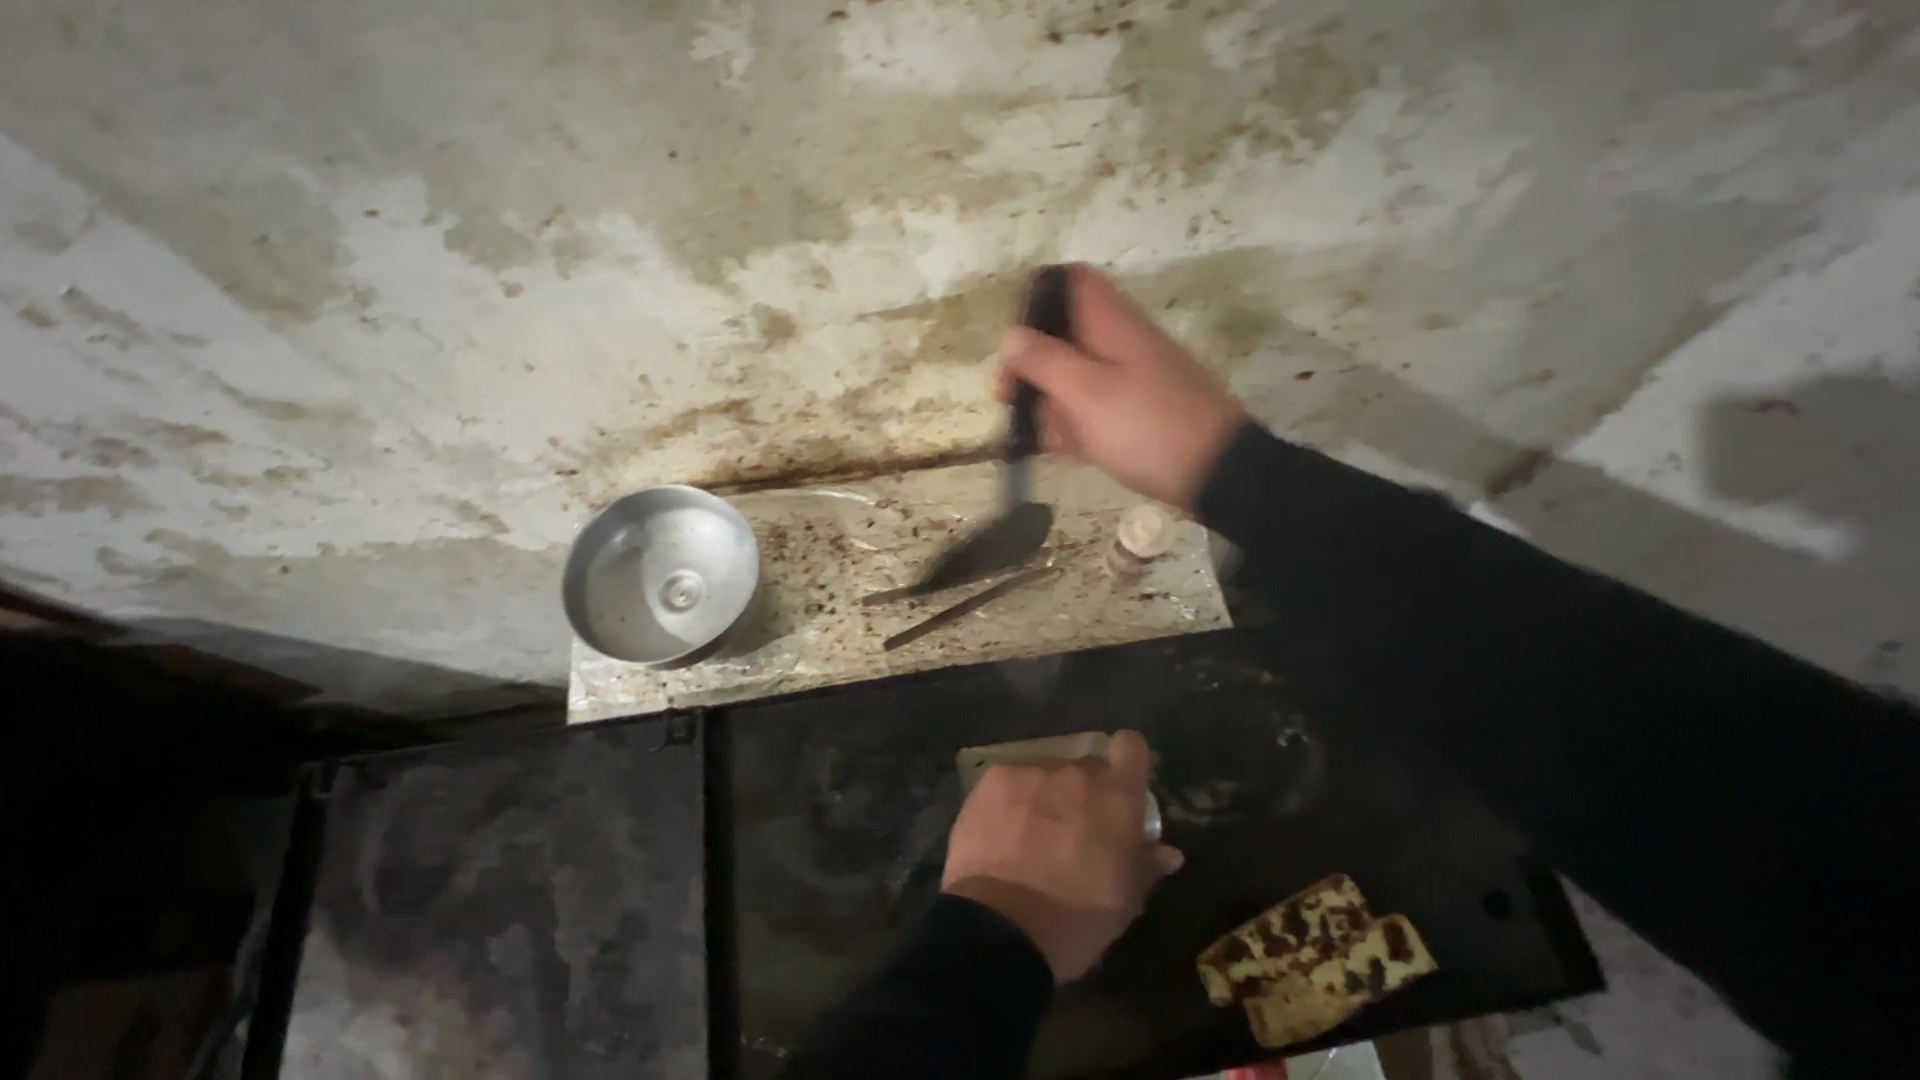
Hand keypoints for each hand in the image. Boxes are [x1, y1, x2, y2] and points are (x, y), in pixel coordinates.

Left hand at [941, 730, 1185, 983]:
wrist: (1003, 928)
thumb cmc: (1077, 918)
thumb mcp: (1125, 900)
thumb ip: (1146, 864)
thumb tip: (1168, 852)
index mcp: (1118, 796)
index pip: (1131, 747)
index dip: (1127, 762)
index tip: (1120, 786)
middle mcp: (1076, 772)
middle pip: (1084, 767)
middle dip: (1081, 792)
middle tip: (1072, 827)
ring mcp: (1031, 772)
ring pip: (1043, 775)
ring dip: (1043, 797)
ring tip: (1030, 835)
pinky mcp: (992, 780)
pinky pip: (1008, 783)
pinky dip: (1008, 802)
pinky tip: (1000, 833)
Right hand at [996, 264, 1248, 511]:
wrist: (1217, 473)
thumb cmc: (1147, 427)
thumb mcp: (1087, 393)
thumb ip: (1044, 361)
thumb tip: (1009, 335)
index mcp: (1111, 323)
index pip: (1072, 282)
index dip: (1037, 300)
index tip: (1014, 341)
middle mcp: (1119, 343)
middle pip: (1063, 336)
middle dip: (1033, 368)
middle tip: (1008, 399)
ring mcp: (1128, 380)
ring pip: (1073, 378)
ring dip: (1049, 405)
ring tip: (1040, 437)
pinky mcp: (1134, 414)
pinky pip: (1091, 410)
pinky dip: (1073, 427)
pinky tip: (1064, 451)